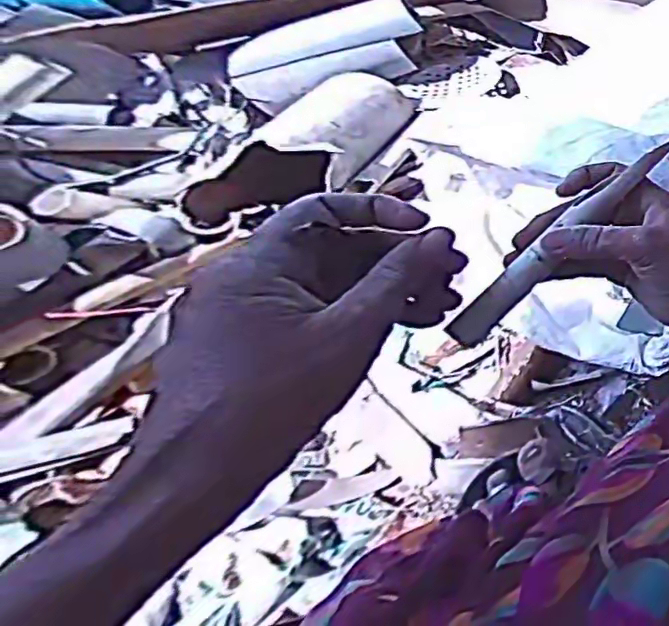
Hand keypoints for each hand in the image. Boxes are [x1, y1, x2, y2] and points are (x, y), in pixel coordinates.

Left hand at [149, 195, 466, 464]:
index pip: (325, 208)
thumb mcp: (353, 329)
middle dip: (403, 257)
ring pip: (343, 279)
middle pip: (343, 246)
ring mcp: (254, 313)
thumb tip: (436, 238)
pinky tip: (410, 321)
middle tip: (448, 268)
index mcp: (254, 269)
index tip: (422, 225)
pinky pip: (330, 307)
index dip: (382, 210)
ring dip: (397, 285)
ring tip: (439, 300)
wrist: (198, 483)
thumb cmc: (258, 409)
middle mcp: (248, 283)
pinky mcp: (264, 340)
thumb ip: (400, 275)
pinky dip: (372, 309)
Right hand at [508, 154, 668, 338]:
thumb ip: (598, 241)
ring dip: (550, 250)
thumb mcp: (645, 246)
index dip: (587, 178)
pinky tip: (536, 275)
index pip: (614, 178)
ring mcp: (624, 244)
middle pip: (587, 213)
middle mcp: (634, 218)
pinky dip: (560, 268)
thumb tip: (551, 240)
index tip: (560, 192)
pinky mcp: (618, 269)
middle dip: (554, 224)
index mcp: (648, 200)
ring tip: (517, 262)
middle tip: (522, 242)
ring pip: (580, 241)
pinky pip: (583, 263)